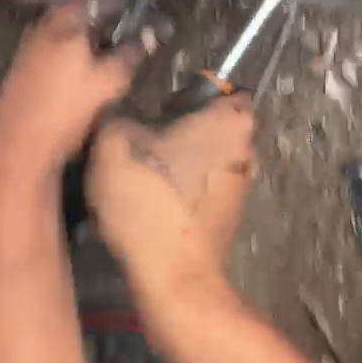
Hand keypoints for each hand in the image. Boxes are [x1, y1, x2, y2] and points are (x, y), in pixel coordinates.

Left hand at [0, 1, 148, 185]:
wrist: (17, 148)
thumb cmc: (66, 108)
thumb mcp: (110, 80)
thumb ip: (132, 53)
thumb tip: (152, 34)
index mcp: (66, 18)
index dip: (127, 0)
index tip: (146, 5)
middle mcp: (45, 23)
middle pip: (83, 10)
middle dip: (108, 17)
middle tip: (131, 26)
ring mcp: (30, 43)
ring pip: (69, 28)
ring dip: (91, 34)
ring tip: (113, 47)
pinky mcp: (24, 65)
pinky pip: (57, 45)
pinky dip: (75, 48)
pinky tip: (87, 65)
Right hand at [86, 95, 255, 303]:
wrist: (172, 276)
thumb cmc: (150, 195)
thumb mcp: (114, 139)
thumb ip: (120, 111)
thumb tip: (123, 112)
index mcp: (232, 118)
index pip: (221, 86)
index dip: (189, 91)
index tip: (161, 107)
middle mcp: (247, 148)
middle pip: (210, 123)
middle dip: (179, 128)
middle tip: (140, 140)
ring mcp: (241, 186)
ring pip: (203, 158)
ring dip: (176, 162)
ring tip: (137, 176)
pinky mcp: (227, 217)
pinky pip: (199, 189)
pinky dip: (179, 191)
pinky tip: (148, 205)